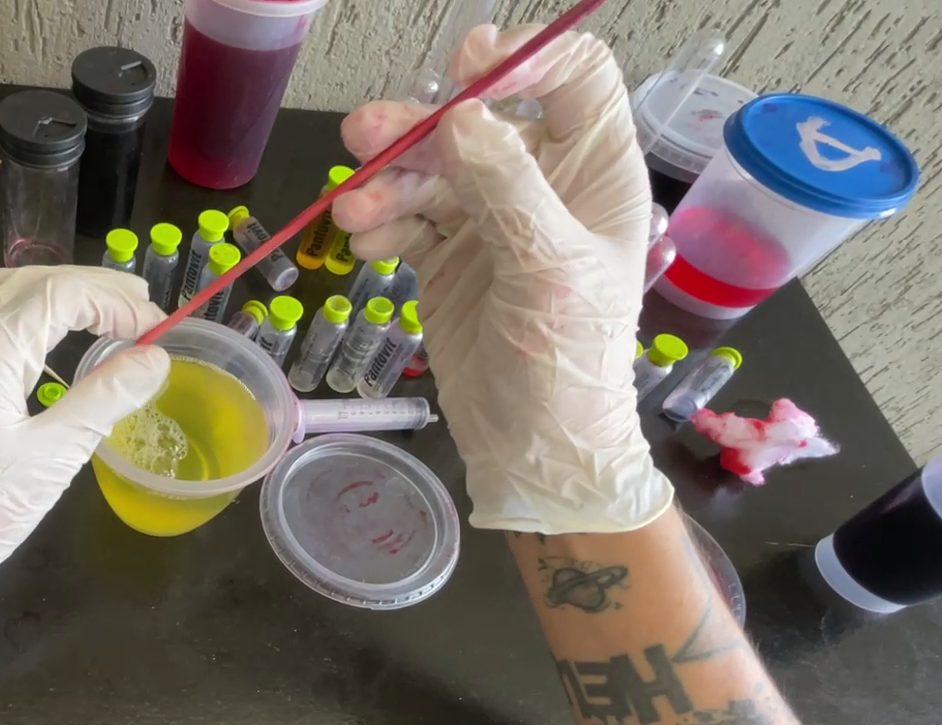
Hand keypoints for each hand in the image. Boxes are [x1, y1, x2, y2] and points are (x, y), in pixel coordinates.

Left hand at [0, 267, 168, 629]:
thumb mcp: (52, 460)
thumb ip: (105, 398)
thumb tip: (155, 358)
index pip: (58, 295)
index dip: (113, 301)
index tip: (154, 326)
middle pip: (30, 282)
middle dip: (91, 289)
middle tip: (142, 306)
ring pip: (2, 292)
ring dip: (59, 293)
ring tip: (108, 309)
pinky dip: (26, 311)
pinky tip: (54, 329)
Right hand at [332, 25, 671, 533]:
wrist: (529, 444)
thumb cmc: (565, 359)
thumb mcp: (549, 268)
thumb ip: (508, 188)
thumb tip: (459, 118)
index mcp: (592, 174)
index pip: (569, 80)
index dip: (520, 63)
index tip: (461, 75)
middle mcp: (538, 190)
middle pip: (475, 128)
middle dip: (418, 131)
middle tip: (360, 138)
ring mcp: (485, 228)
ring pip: (429, 179)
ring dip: (385, 187)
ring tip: (349, 214)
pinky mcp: (443, 264)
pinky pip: (406, 226)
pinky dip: (381, 229)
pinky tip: (364, 246)